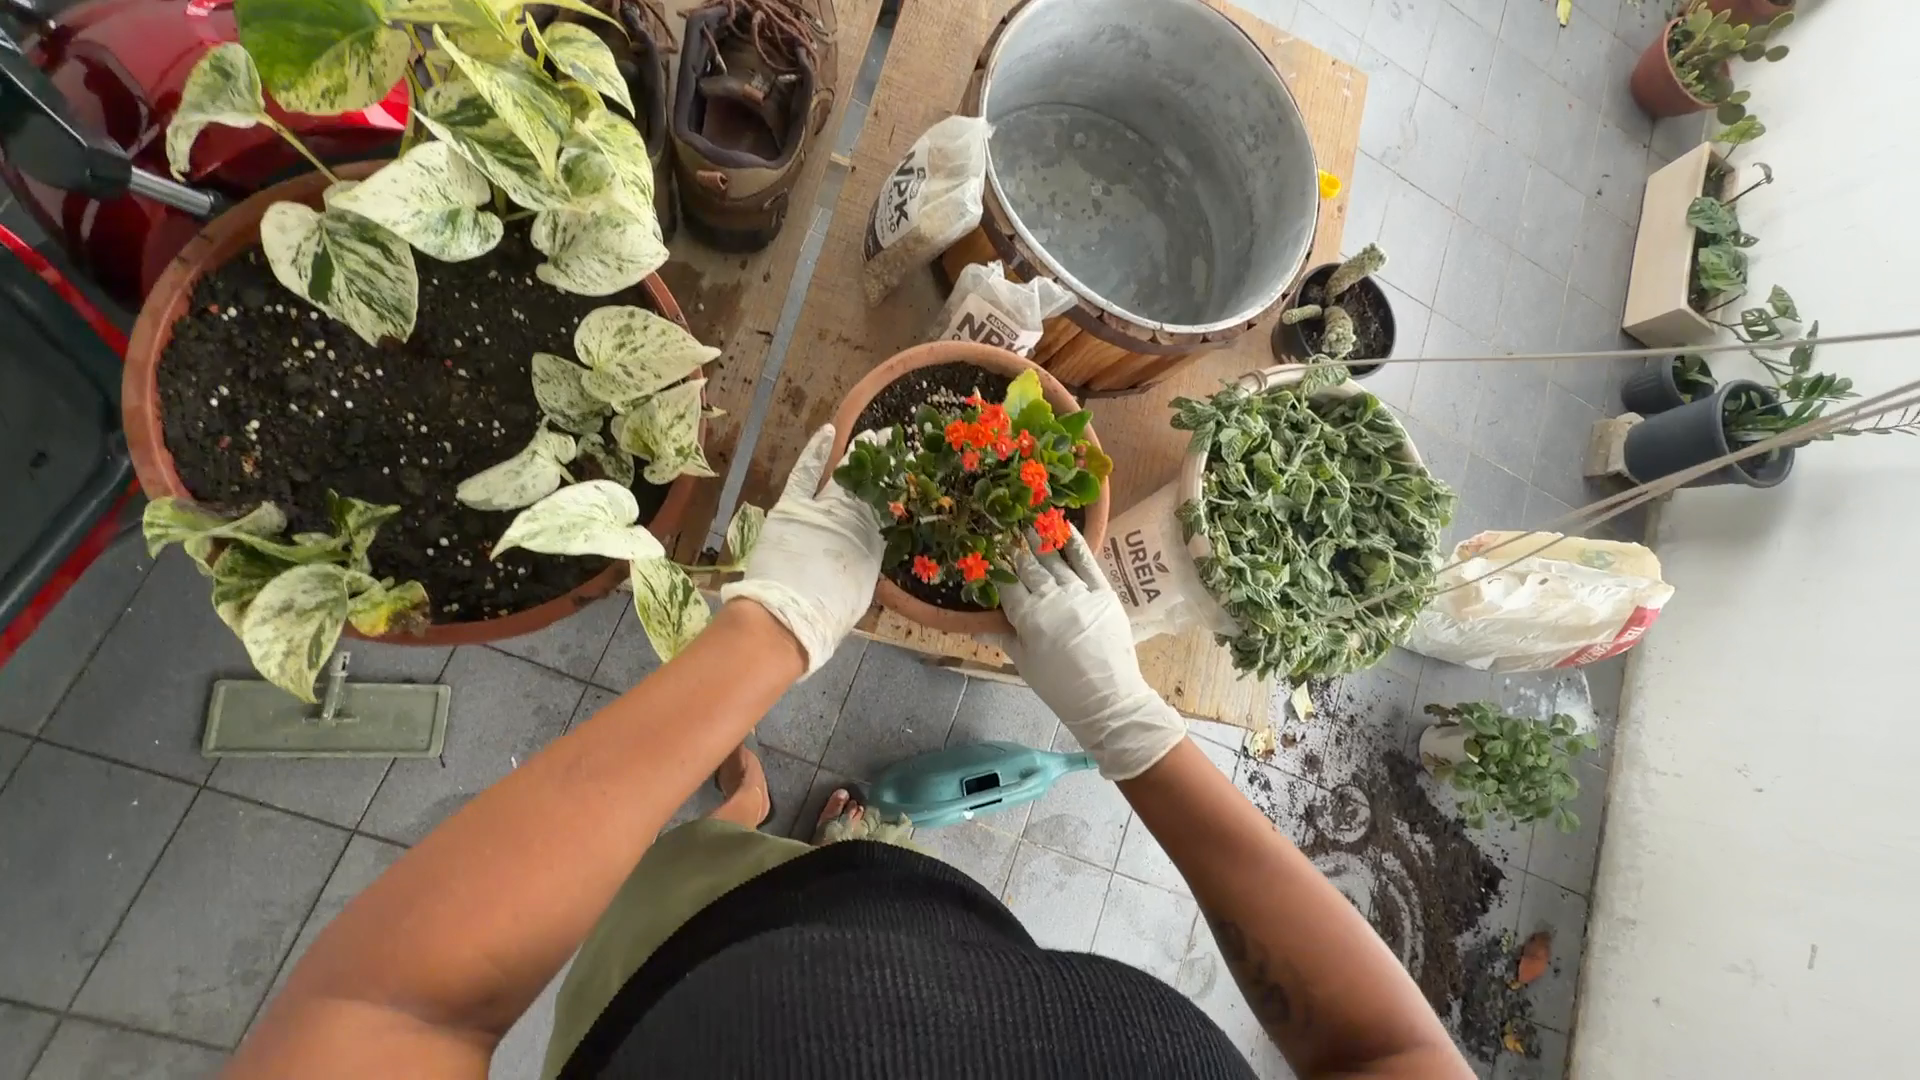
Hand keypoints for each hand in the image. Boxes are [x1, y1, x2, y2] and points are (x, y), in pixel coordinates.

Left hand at [720, 425, 883, 674]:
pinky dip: (817, 452)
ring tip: (877, 436)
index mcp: (872, 547)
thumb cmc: (824, 617)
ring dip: (861, 455)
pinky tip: (829, 432)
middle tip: (899, 446)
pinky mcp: (794, 507)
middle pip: (872, 491)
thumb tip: (866, 551)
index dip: (896, 494)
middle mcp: (854, 524)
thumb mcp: (858, 593)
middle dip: (886, 468)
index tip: (908, 478)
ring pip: (845, 478)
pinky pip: (806, 474)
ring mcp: (824, 512)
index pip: (886, 514)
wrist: (788, 620)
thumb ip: (864, 566)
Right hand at [998, 527, 1183, 780]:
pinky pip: (1087, 560)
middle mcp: (1052, 598)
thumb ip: (1001, 637)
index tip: (988, 550)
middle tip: (1004, 529)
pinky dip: (1075, 542)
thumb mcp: (1023, 663)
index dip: (995, 566)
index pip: (1006, 583)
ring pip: (1054, 559)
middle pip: (1028, 566)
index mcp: (1028, 617)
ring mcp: (1080, 592)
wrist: (1108, 699)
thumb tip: (974, 626)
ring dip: (1040, 539)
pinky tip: (1064, 526)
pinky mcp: (1103, 591)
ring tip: (1028, 522)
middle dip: (1015, 548)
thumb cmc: (1059, 687)